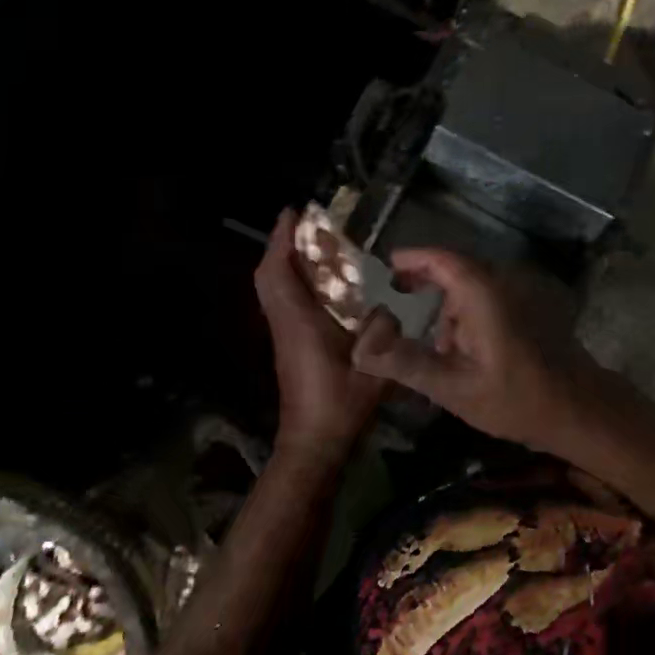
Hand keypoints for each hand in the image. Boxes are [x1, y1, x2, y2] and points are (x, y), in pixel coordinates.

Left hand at [254, 209, 384, 454]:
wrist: (312, 442)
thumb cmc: (339, 404)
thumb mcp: (373, 365)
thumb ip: (383, 332)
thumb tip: (385, 307)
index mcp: (298, 322)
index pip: (279, 271)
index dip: (283, 239)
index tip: (293, 212)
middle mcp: (283, 322)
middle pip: (269, 275)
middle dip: (282, 245)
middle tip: (306, 225)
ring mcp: (282, 334)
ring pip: (272, 288)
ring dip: (285, 262)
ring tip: (313, 246)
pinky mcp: (287, 344)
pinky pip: (281, 300)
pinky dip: (292, 281)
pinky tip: (319, 283)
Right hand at [352, 248, 610, 452]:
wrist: (581, 410)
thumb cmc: (516, 398)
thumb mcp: (454, 388)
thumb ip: (407, 364)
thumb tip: (361, 349)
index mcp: (483, 293)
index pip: (441, 259)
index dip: (413, 258)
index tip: (386, 266)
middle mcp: (502, 283)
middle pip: (456, 269)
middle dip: (425, 280)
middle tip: (396, 296)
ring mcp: (520, 294)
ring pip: (473, 287)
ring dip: (448, 305)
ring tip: (429, 340)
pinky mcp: (530, 308)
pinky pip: (489, 299)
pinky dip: (468, 314)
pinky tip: (461, 350)